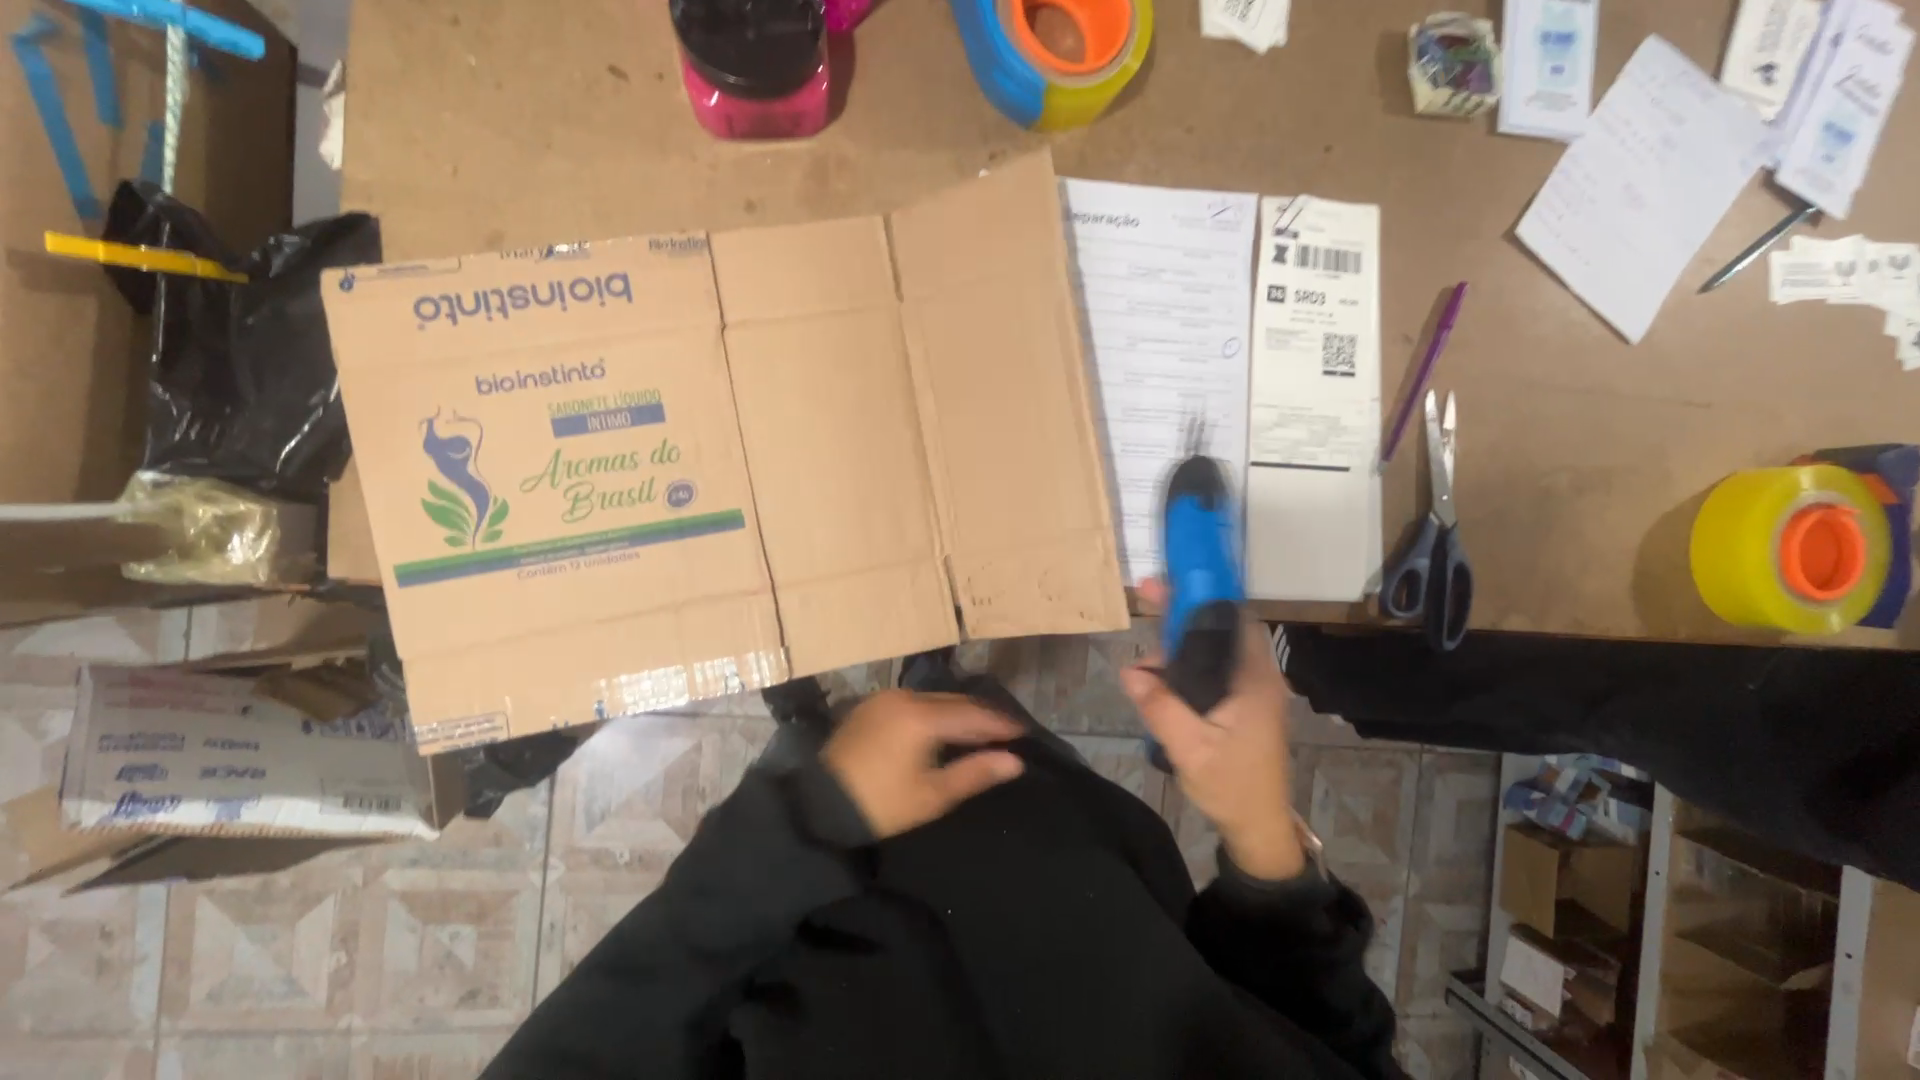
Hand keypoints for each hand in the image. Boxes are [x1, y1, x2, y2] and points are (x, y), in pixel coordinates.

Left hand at [820, 690, 1026, 839]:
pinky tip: (944, 728)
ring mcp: (884, 698)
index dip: (1000, 724)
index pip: (972, 714)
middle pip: (954, 701)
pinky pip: (913, 702)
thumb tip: (1015, 762)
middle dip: (982, 716)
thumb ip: (975, 773)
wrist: (819, 806)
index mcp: (920, 717)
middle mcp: (904, 698)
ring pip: (934, 699)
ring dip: (958, 712)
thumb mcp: (933, 795)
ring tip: (980, 731)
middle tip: (1007, 732)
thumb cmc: (881, 805)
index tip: (1024, 733)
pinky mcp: (871, 705)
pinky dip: (934, 712)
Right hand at [1122, 581, 1304, 880]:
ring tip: (1142, 660)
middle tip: (1146, 596)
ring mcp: (1251, 690)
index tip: (1169, 582)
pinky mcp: (1242, 704)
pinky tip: (1156, 681)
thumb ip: (1160, 706)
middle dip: (1182, 611)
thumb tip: (1131, 670)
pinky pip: (1213, 669)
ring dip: (1179, 645)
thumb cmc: (1231, 786)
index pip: (1235, 617)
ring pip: (1214, 649)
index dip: (1202, 595)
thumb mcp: (1189, 748)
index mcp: (1253, 679)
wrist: (1259, 827)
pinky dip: (1186, 666)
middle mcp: (1258, 676)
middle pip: (1221, 627)